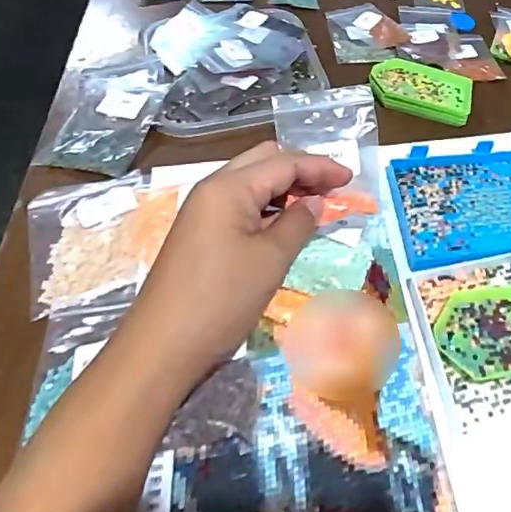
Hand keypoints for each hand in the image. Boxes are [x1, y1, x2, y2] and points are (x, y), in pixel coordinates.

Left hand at [120, 142, 351, 383]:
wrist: (159, 350)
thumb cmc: (220, 300)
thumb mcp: (269, 261)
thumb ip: (298, 223)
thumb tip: (315, 201)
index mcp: (228, 187)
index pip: (284, 162)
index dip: (320, 167)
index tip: (350, 178)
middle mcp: (212, 189)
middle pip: (264, 161)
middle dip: (301, 169)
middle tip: (332, 188)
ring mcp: (202, 211)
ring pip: (251, 181)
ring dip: (284, 187)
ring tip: (314, 204)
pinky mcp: (199, 233)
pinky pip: (239, 203)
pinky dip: (266, 205)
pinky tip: (283, 224)